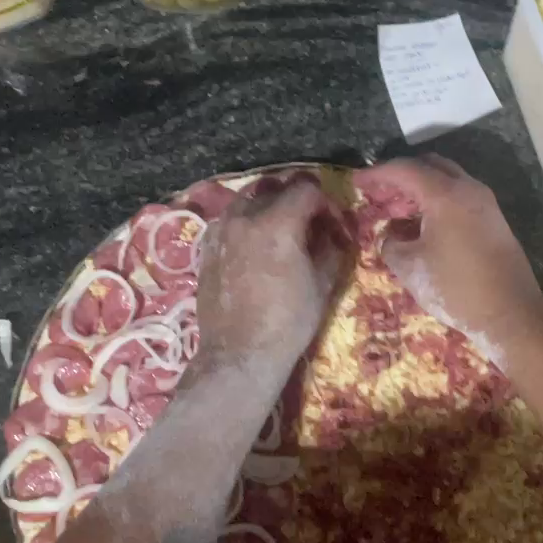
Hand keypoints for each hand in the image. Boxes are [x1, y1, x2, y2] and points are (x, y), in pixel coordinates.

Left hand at [191, 174, 348, 375]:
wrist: (240, 354)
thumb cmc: (288, 322)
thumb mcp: (323, 285)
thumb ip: (332, 248)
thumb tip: (335, 235)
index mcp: (277, 221)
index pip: (308, 189)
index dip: (328, 204)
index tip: (335, 229)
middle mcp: (245, 216)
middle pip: (278, 189)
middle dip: (300, 202)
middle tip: (313, 228)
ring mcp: (221, 230)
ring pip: (250, 199)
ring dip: (271, 207)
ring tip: (284, 233)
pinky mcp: (207, 247)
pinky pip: (230, 220)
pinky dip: (248, 223)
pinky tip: (257, 247)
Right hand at [353, 156, 542, 349]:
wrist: (510, 312)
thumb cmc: (456, 288)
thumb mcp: (410, 268)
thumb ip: (391, 245)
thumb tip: (389, 236)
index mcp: (445, 195)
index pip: (404, 170)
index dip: (377, 174)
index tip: (356, 181)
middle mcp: (468, 190)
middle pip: (430, 166)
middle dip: (401, 175)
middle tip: (380, 192)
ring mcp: (486, 203)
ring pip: (448, 180)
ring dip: (421, 189)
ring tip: (399, 210)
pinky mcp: (494, 220)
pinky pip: (460, 197)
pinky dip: (438, 201)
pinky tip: (424, 225)